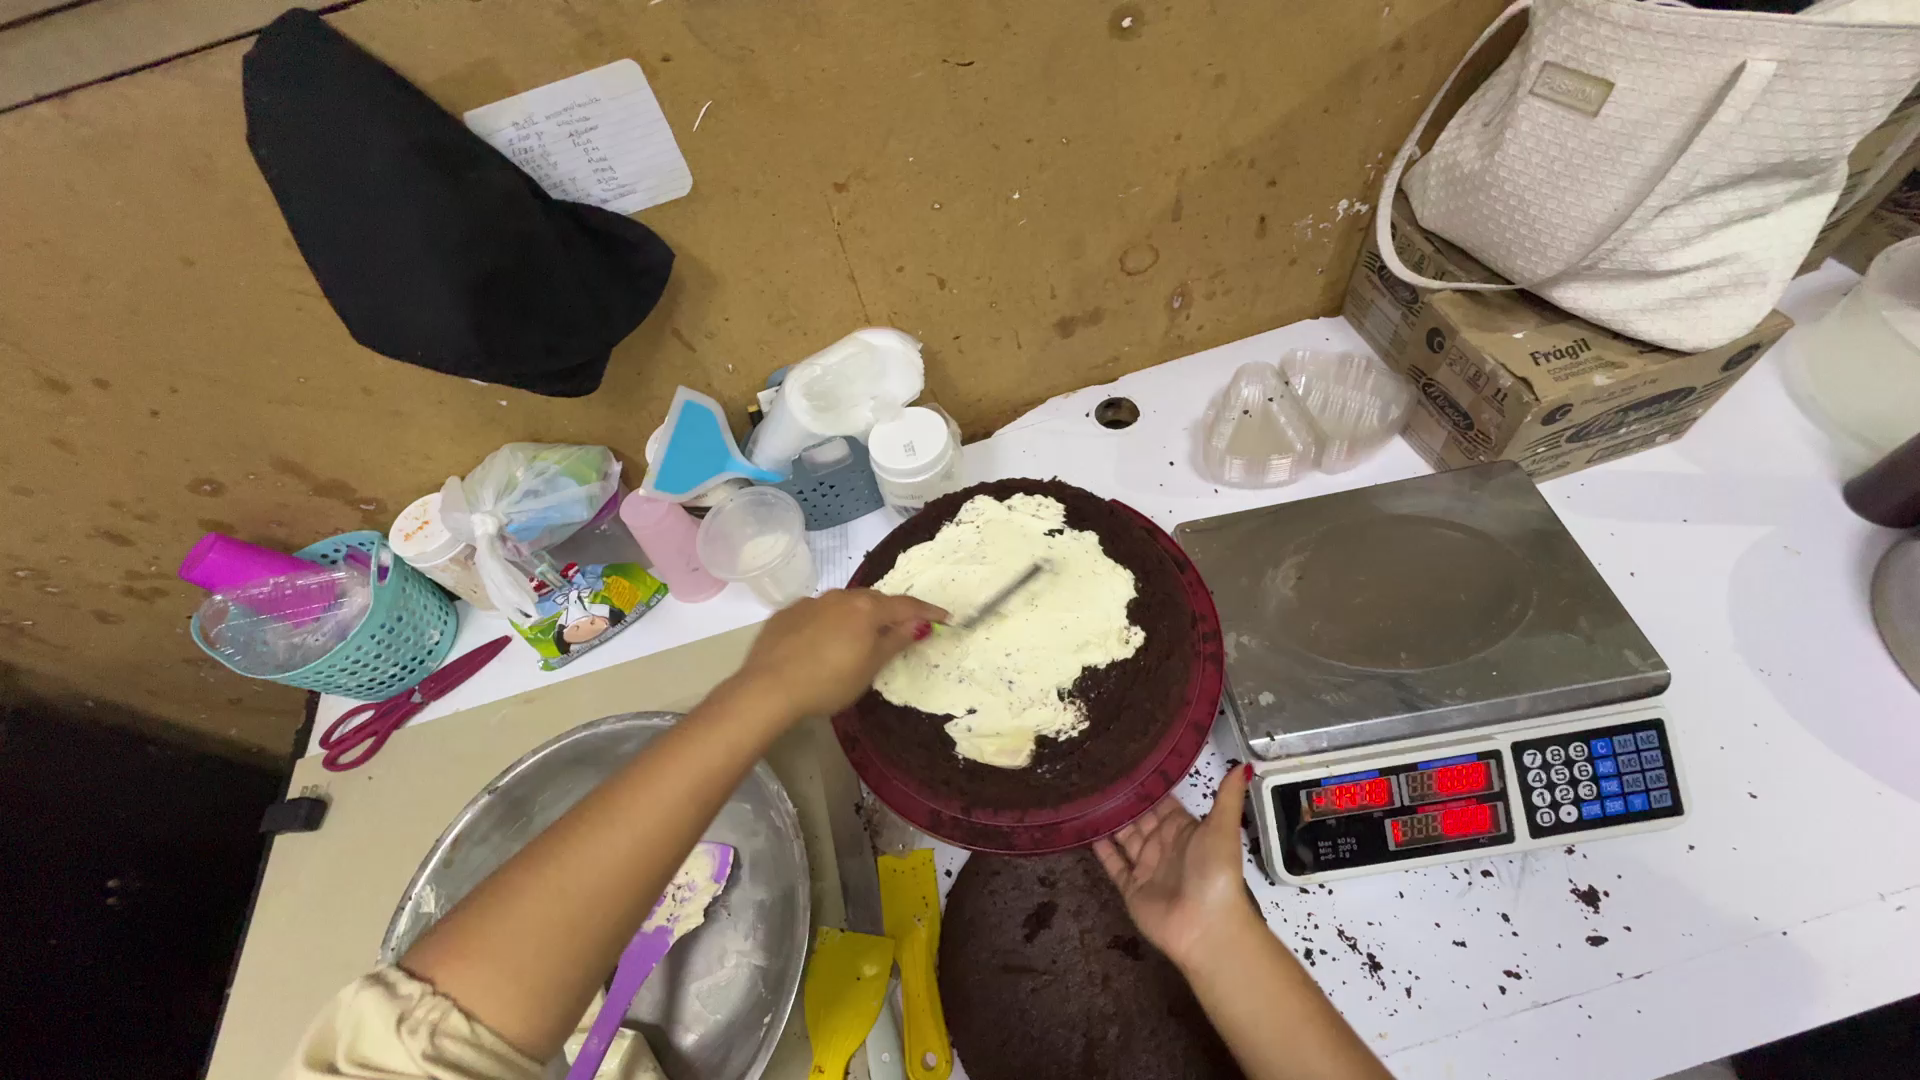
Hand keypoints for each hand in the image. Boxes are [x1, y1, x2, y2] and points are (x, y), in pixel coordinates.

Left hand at [731, 588, 948, 719]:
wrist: (768, 687)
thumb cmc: (829, 682)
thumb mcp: (870, 668)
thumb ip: (896, 641)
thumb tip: (920, 625)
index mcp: (866, 609)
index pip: (905, 605)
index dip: (927, 611)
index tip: (945, 616)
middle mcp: (840, 597)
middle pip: (873, 600)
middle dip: (889, 612)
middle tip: (897, 630)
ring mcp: (810, 602)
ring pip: (843, 604)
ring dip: (855, 616)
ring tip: (855, 639)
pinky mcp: (786, 614)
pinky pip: (816, 613)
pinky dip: (826, 624)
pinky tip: (819, 644)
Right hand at [1094, 765, 1258, 970]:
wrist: (1206, 926)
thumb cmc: (1215, 873)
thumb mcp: (1223, 829)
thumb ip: (1228, 797)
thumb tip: (1244, 765)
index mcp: (1183, 830)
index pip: (1161, 802)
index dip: (1146, 786)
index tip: (1125, 763)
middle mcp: (1163, 845)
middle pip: (1139, 818)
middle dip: (1122, 801)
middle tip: (1098, 777)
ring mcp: (1146, 867)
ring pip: (1123, 838)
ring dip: (1109, 821)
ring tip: (1088, 798)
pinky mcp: (1131, 888)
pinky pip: (1113, 865)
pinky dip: (1101, 850)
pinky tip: (1086, 830)